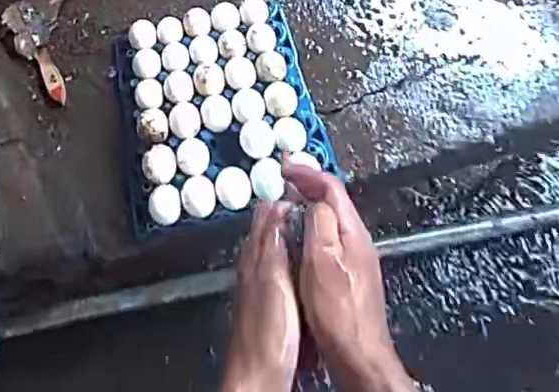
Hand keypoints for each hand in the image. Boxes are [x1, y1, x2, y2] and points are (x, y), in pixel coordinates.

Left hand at [223, 200, 301, 391]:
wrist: (258, 374)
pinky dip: (289, 261)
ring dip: (287, 236)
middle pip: (269, 230)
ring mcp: (259, 284)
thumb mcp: (272, 277)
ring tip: (305, 226)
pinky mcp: (268, 304)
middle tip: (304, 201)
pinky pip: (278, 271)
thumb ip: (273, 242)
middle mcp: (253, 265)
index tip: (297, 184)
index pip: (265, 215)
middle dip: (284, 215)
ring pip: (273, 249)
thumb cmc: (267, 330)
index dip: (279, 199)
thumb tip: (276, 205)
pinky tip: (299, 267)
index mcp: (255, 254)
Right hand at [283, 161, 413, 391]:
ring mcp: (355, 258)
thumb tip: (313, 200)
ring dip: (307, 205)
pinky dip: (310, 227)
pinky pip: (327, 236)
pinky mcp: (349, 275)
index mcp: (351, 231)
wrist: (360, 358)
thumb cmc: (340, 312)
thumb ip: (318, 223)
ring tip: (286, 202)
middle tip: (283, 180)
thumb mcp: (322, 260)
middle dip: (306, 185)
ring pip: (329, 218)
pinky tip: (297, 237)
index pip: (331, 186)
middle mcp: (357, 240)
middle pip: (332, 199)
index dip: (306, 172)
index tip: (284, 168)